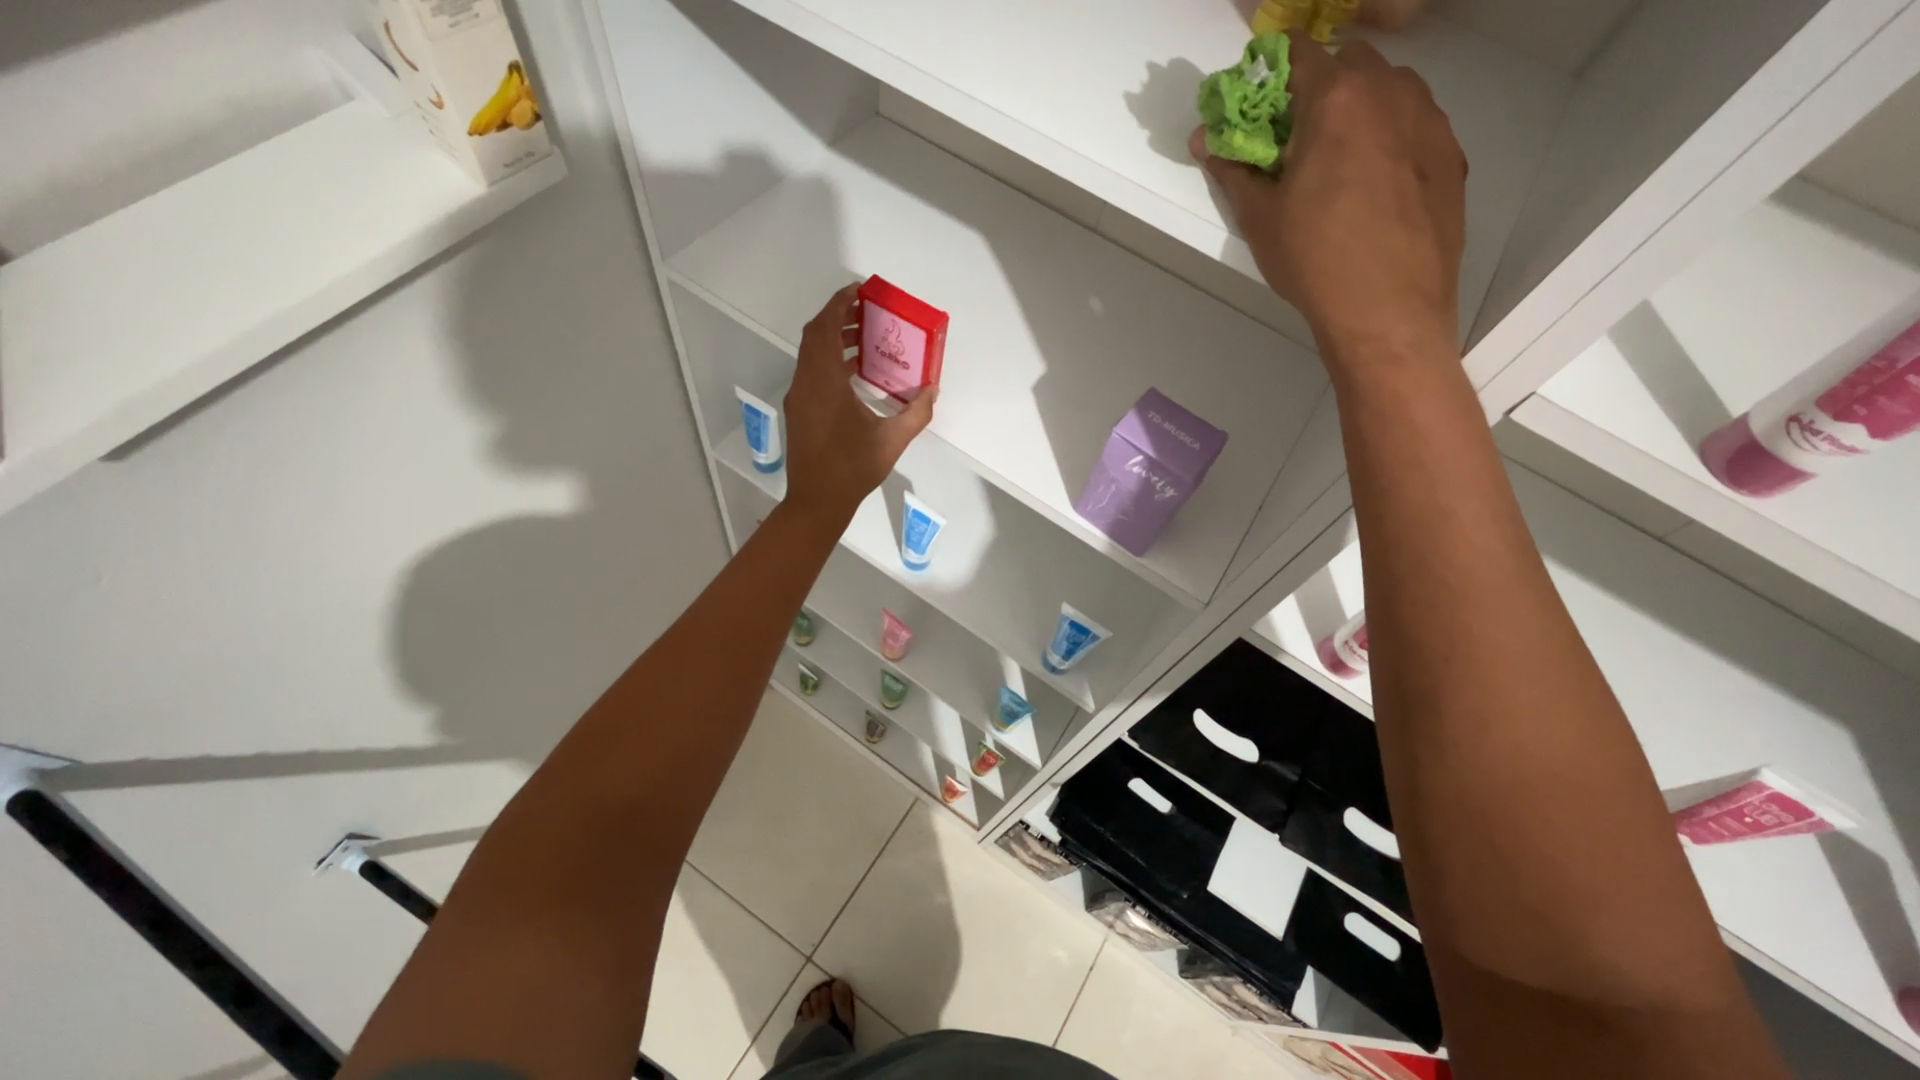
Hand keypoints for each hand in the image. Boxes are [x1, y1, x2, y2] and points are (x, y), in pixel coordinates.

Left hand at [782, 284, 936, 525]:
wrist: (816, 501)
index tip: (859, 291)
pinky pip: (812, 372)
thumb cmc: (852, 469)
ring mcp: (799, 398)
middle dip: (839, 317)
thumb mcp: (892, 440)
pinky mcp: (800, 411)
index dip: (838, 304)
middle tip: (867, 311)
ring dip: (834, 339)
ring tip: (866, 337)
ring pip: (812, 354)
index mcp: (824, 382)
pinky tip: (856, 372)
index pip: (825, 329)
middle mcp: (806, 383)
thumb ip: (916, 412)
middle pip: (815, 336)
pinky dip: (831, 360)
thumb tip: (932, 390)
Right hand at [1191, 33, 1465, 373]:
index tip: (1261, 100)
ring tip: (1340, 160)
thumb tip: (1205, 141)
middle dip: (1322, 85)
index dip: (1275, 69)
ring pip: (1392, 90)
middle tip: (1299, 135)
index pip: (1300, 52)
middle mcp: (1390, 95)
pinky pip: (1417, 127)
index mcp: (1336, 99)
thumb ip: (1233, 168)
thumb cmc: (1314, 261)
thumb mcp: (1259, 217)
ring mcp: (1429, 124)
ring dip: (1362, 107)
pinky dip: (1393, 138)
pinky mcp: (1451, 158)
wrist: (1388, 313)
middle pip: (1352, 62)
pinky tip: (1376, 185)